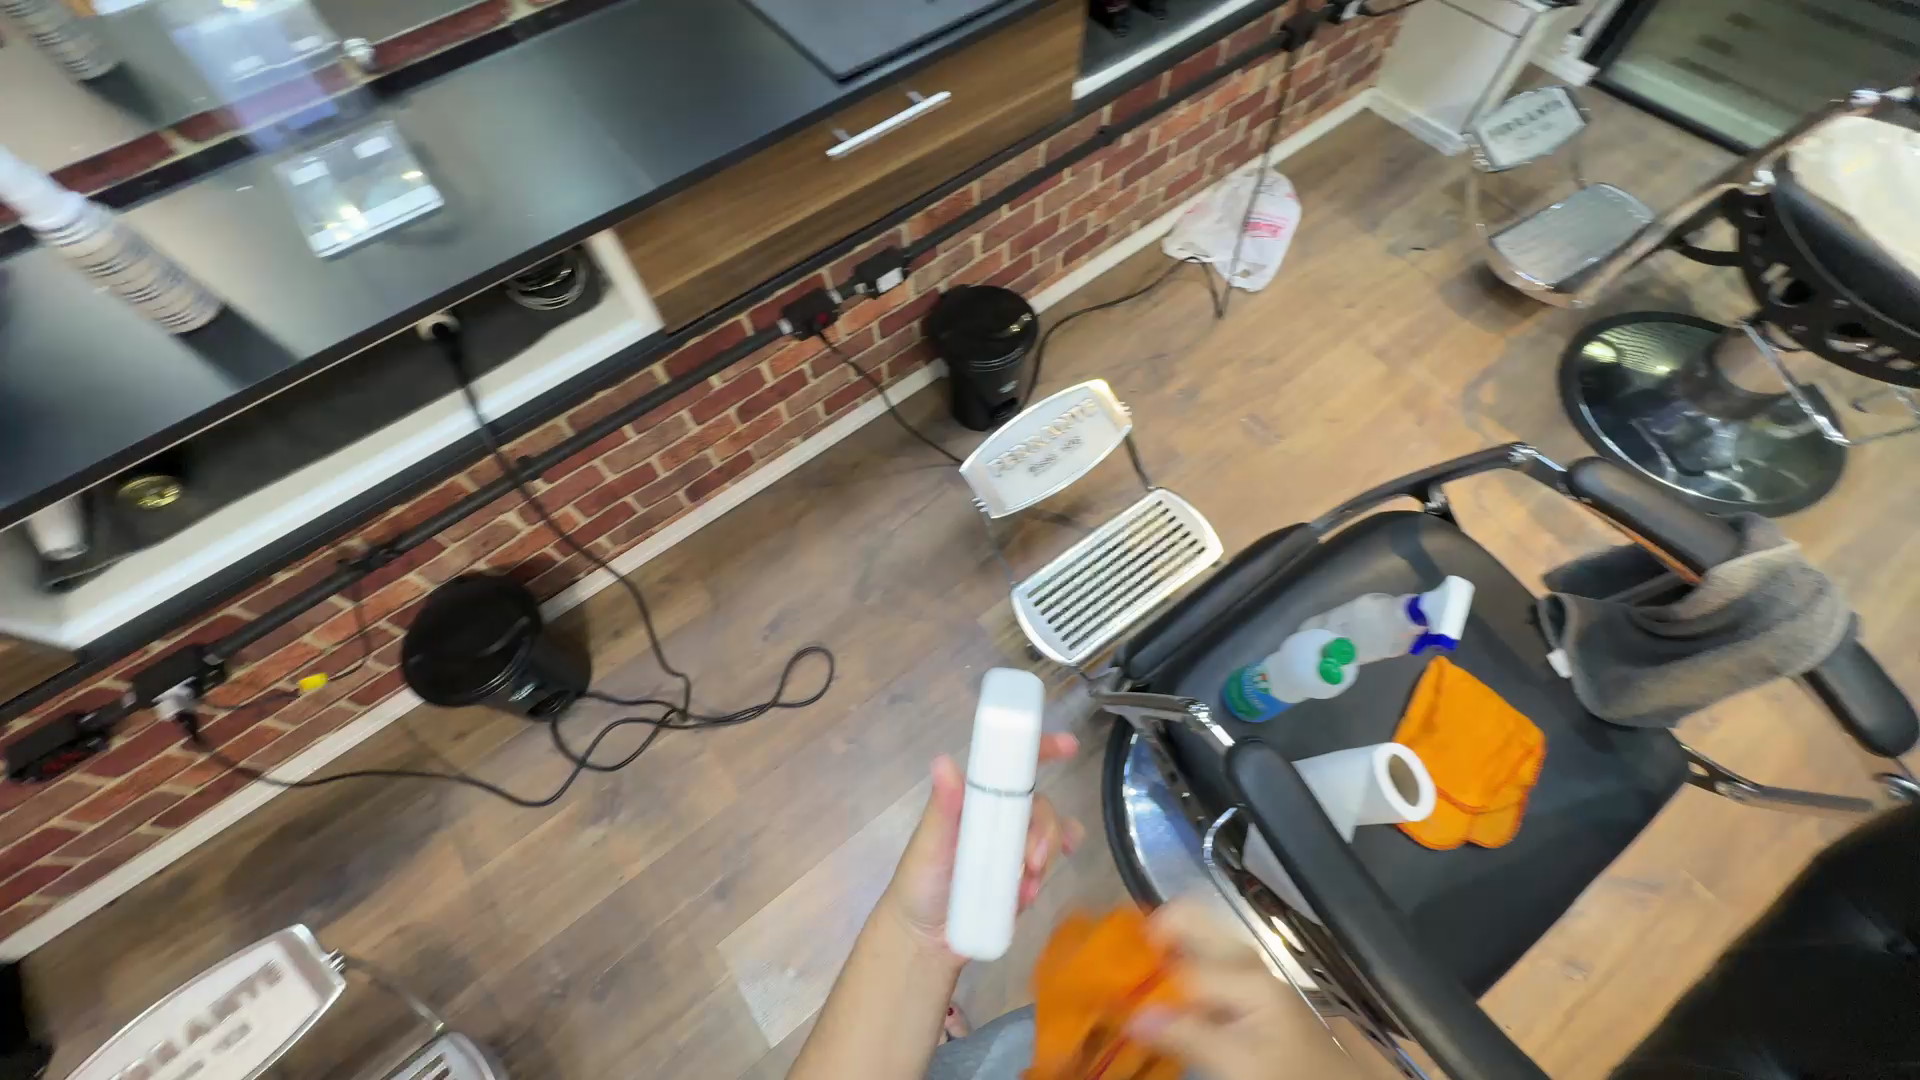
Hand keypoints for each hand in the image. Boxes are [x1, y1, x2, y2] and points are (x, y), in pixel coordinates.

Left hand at [882, 733, 1083, 962]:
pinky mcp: (1022, 875)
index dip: (1040, 751)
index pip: (1010, 766)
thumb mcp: (929, 843)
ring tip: (1026, 884)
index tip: (1069, 746)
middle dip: (1045, 827)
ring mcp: (1012, 845)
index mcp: (975, 798)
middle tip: (1032, 859)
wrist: (925, 940)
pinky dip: (1051, 870)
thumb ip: (942, 805)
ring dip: (1047, 852)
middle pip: (1038, 803)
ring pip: (1049, 832)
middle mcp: (998, 815)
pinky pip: (1050, 862)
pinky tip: (1035, 888)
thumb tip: (943, 760)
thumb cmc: (920, 881)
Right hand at [1132, 899, 1366, 1079]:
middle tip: (1120, 962)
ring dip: (1166, 950)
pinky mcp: (1250, 997)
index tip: (1106, 980)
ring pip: (1198, 942)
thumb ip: (1188, 1035)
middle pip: (1192, 920)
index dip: (1142, 968)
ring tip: (1134, 978)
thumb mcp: (1241, 1067)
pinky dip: (1181, 970)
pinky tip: (1165, 999)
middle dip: (1154, 932)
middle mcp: (1245, 963)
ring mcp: (1249, 978)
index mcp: (1244, 974)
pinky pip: (1207, 967)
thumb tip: (1131, 1014)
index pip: (1179, 962)